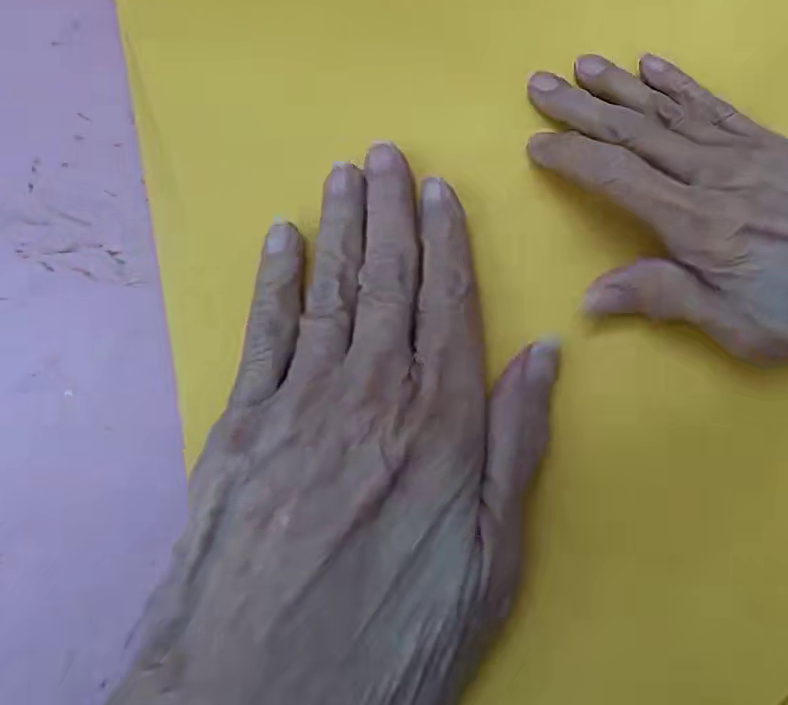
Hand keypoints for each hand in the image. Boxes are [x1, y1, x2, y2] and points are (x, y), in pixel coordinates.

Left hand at [112, 145, 559, 704]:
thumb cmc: (397, 636)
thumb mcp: (493, 558)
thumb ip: (518, 443)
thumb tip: (545, 353)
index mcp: (443, 417)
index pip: (450, 299)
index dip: (447, 238)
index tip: (441, 188)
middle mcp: (377, 390)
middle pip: (391, 277)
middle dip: (392, 209)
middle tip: (389, 153)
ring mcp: (303, 402)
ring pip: (333, 289)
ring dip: (343, 225)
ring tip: (347, 172)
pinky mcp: (241, 427)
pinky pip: (266, 333)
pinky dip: (277, 278)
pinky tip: (286, 237)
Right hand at [526, 54, 787, 368]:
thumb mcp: (745, 331)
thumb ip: (667, 298)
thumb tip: (591, 295)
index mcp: (700, 226)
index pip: (617, 178)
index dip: (572, 158)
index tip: (536, 142)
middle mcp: (715, 176)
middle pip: (634, 133)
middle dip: (581, 109)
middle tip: (539, 84)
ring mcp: (747, 151)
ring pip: (669, 110)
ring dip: (622, 87)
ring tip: (585, 66)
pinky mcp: (775, 143)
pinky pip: (716, 106)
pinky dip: (681, 84)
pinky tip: (655, 66)